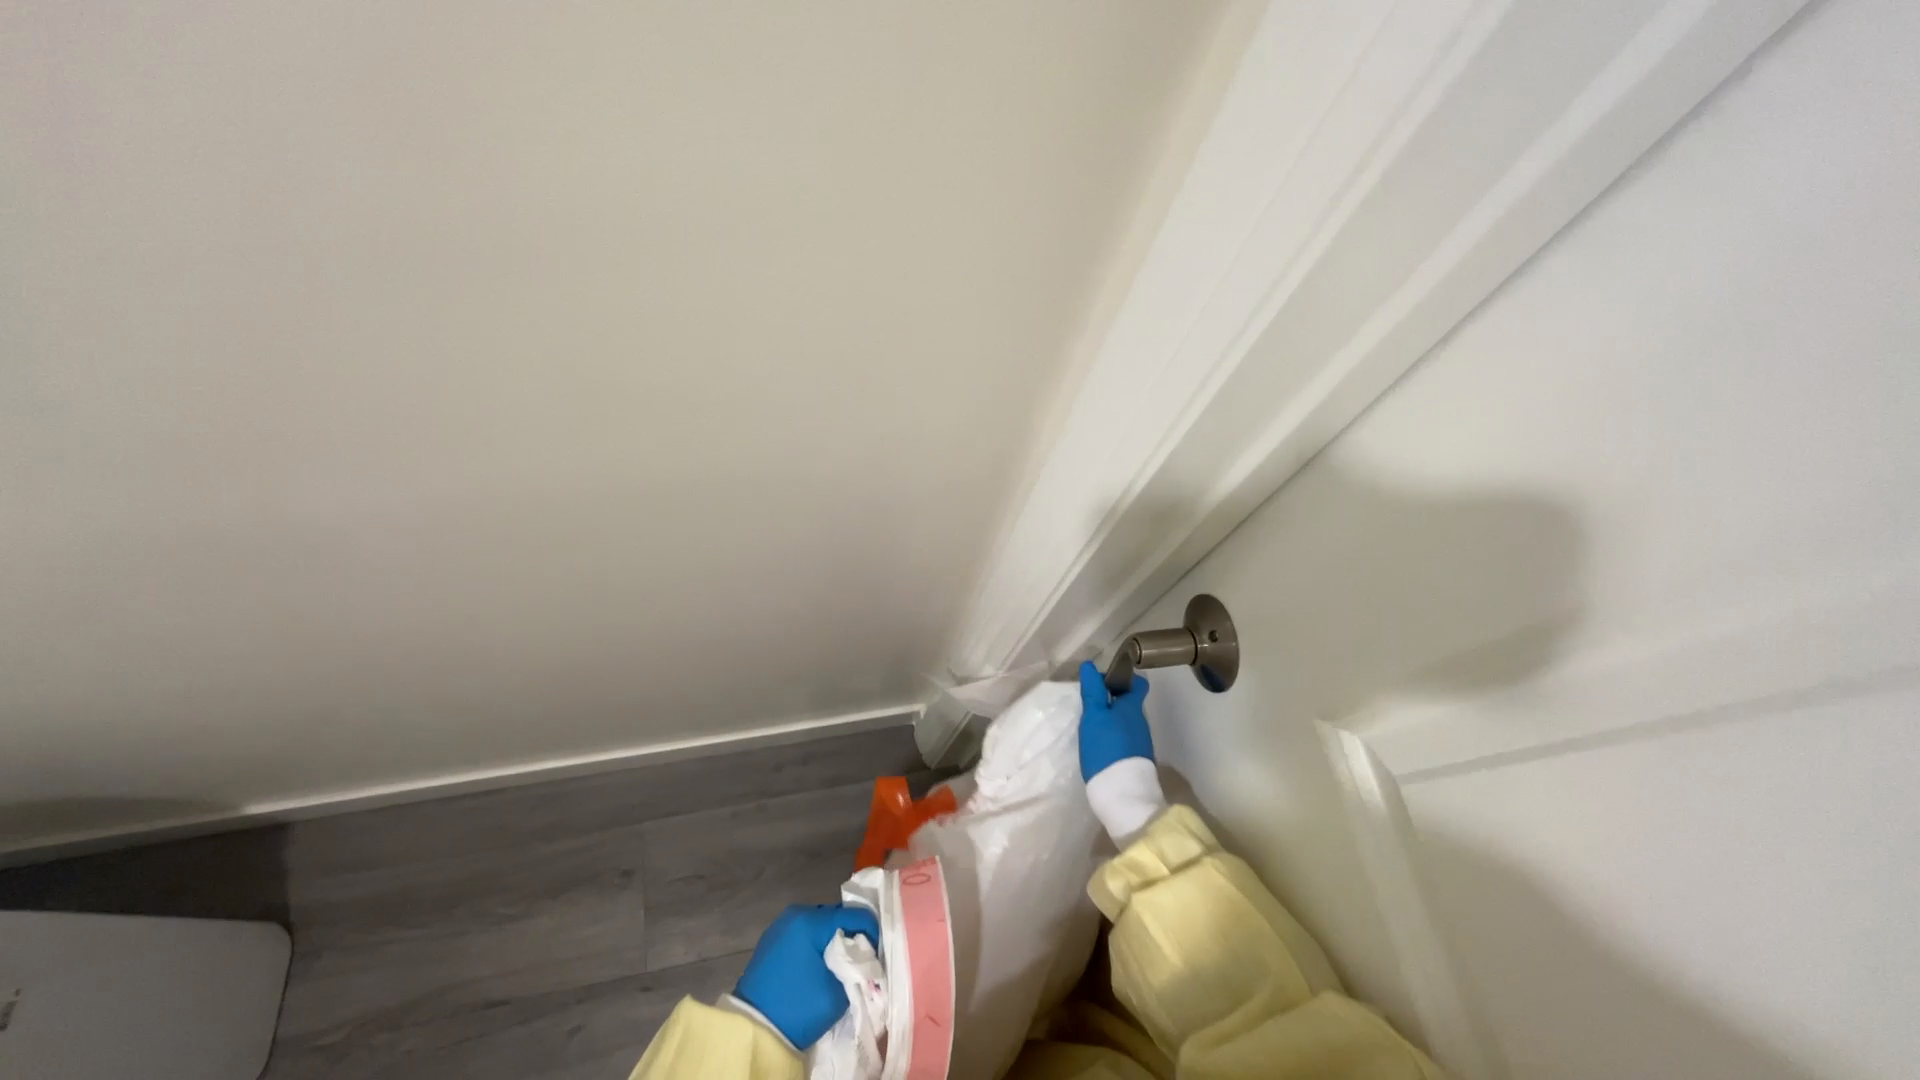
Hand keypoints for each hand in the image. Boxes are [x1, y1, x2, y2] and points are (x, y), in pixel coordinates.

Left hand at [733, 903, 880, 1049]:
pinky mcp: (774, 940)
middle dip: (854, 934)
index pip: (854, 914)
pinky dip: (818, 942)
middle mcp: (795, 914)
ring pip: (821, 924)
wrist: (754, 1030)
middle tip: (865, 957)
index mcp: (810, 921)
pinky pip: (805, 933)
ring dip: (836, 938)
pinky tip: (824, 962)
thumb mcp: (837, 991)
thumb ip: (856, 966)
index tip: (880, 952)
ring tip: (845, 960)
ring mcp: (782, 925)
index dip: (873, 931)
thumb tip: (863, 956)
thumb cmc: (798, 1008)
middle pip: (837, 915)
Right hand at [1077, 659, 1153, 780]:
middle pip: (1130, 704)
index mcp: (1132, 707)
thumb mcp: (1094, 717)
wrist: (1123, 792)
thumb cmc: (1106, 748)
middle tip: (1092, 706)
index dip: (1125, 679)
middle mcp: (1141, 721)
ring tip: (1093, 727)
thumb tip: (1090, 665)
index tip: (1105, 681)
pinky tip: (1101, 746)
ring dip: (1113, 721)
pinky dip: (1115, 738)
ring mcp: (1141, 742)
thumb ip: (1093, 691)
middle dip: (1114, 701)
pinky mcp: (1137, 760)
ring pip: (1128, 722)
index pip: (1137, 684)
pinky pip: (1126, 740)